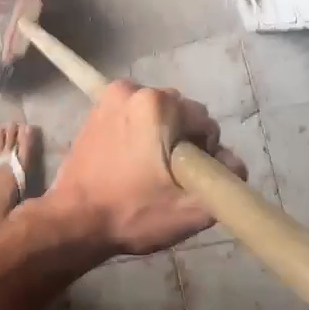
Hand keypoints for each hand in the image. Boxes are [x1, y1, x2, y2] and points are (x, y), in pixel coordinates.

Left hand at [43, 81, 246, 255]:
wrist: (75, 219)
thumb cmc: (134, 211)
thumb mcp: (193, 207)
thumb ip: (226, 179)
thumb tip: (233, 162)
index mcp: (158, 104)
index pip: (204, 122)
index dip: (207, 152)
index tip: (191, 178)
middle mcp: (132, 91)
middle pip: (178, 112)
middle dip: (183, 140)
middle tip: (172, 176)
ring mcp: (108, 99)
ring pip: (154, 113)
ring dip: (160, 136)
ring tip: (150, 172)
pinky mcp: (93, 112)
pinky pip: (131, 117)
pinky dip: (138, 134)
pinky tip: (131, 164)